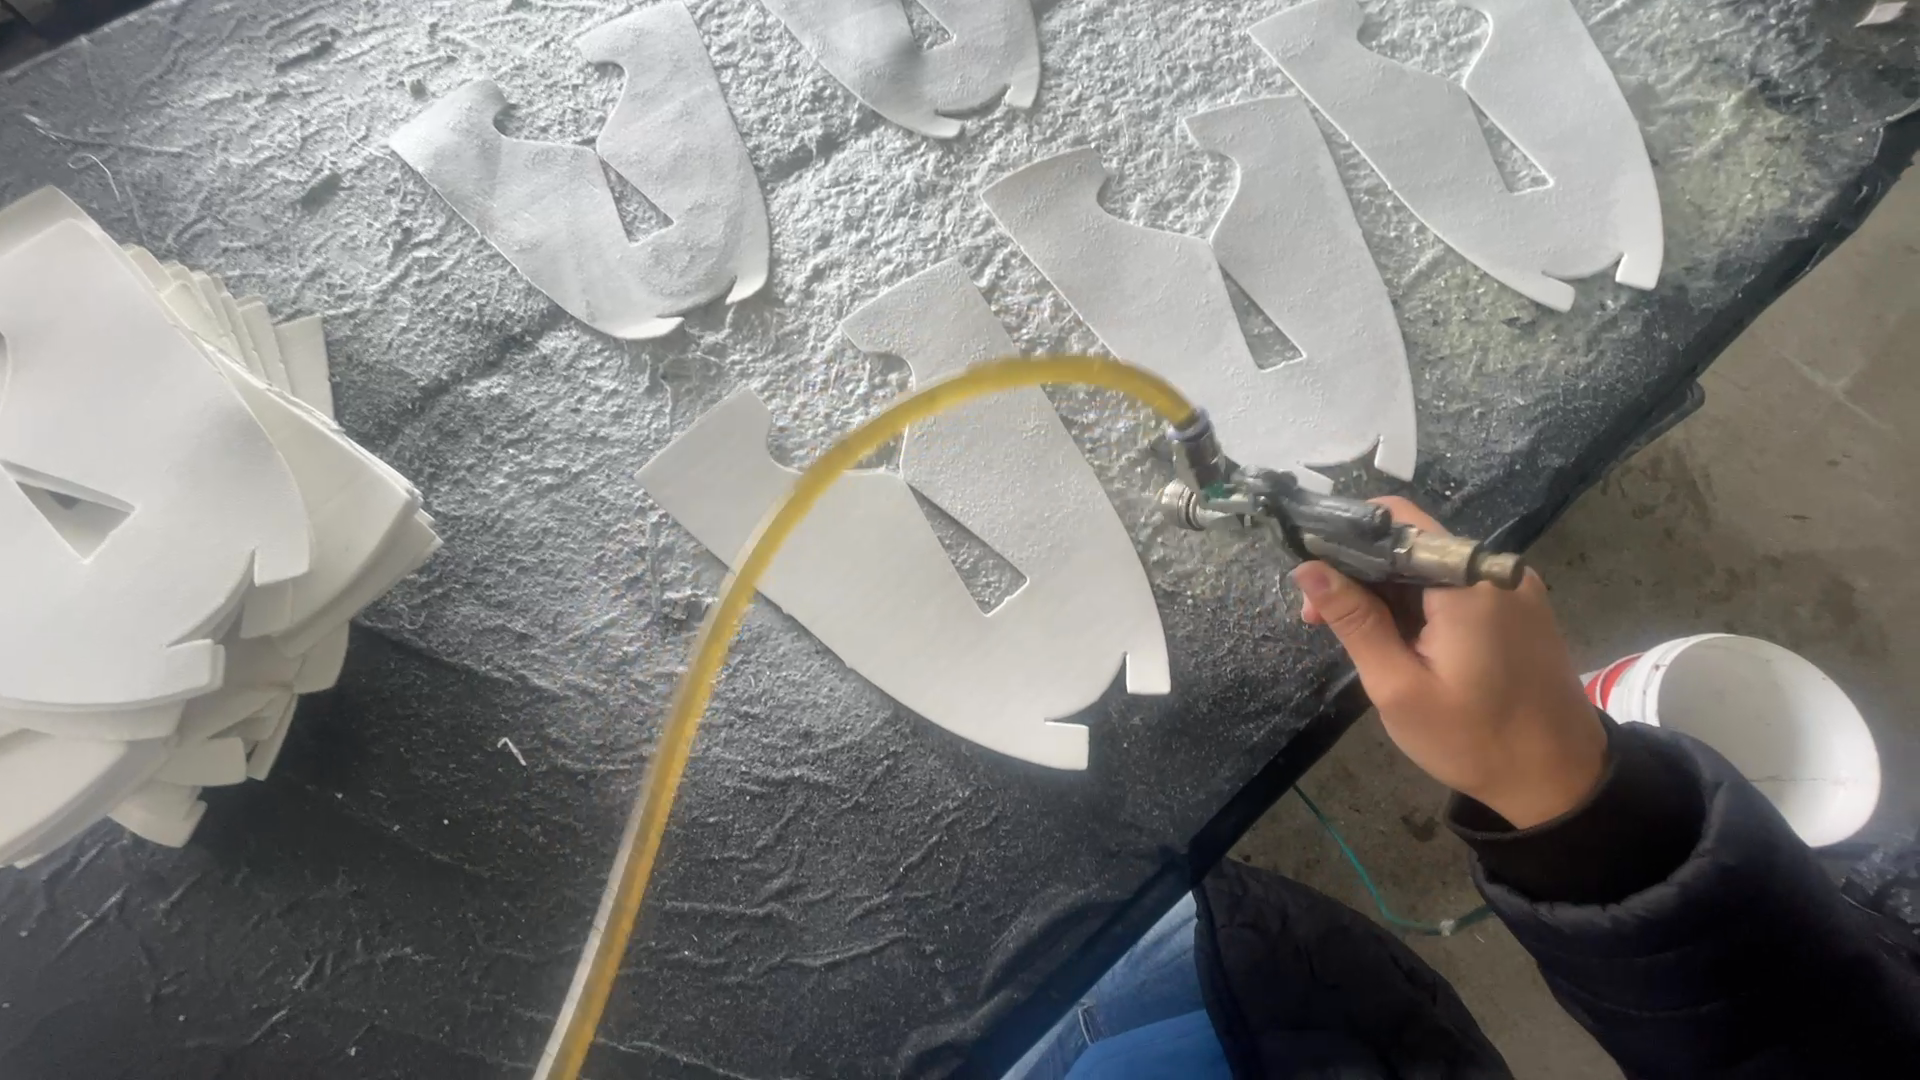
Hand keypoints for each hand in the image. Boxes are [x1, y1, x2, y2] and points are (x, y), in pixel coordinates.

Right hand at [1292, 497, 1606, 828]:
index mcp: (1467, 583)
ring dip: (1382, 589)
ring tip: (1355, 635)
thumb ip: (1353, 620)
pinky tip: (1397, 637)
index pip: (1394, 522)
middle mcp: (1494, 570)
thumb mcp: (1396, 685)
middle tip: (1320, 618)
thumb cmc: (1472, 739)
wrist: (1562, 782)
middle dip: (1356, 571)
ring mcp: (1512, 586)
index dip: (1343, 539)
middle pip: (1408, 542)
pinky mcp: (1518, 606)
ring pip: (1426, 564)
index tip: (1310, 580)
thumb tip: (1307, 568)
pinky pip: (1451, 585)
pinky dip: (1415, 601)